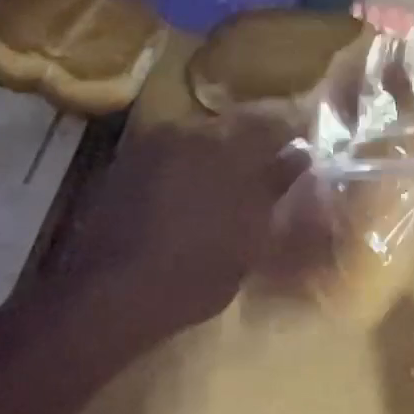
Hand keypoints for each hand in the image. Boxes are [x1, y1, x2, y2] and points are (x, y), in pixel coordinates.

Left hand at [49, 113, 308, 346]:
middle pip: (231, 127)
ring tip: (222, 194)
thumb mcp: (250, 242)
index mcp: (229, 146)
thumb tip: (298, 154)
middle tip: (261, 179)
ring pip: (196, 140)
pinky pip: (168, 156)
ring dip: (214, 159)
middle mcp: (189, 130)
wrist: (114, 292)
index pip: (274, 121)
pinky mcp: (124, 163)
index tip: (300, 157)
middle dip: (250, 148)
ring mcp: (152, 144)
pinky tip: (184, 203)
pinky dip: (183, 172)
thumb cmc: (195, 275)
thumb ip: (275, 190)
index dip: (290, 137)